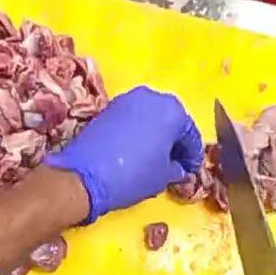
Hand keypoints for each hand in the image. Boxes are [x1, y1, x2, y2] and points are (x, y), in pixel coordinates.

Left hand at [43, 86, 202, 223]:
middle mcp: (151, 96)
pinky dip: (136, 134)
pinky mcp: (106, 109)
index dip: (192, 155)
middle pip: (169, 120)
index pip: (190, 134)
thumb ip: (175, 169)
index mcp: (172, 110)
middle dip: (173, 142)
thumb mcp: (161, 178)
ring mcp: (126, 100)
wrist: (84, 176)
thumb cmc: (132, 176)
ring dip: (154, 136)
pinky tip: (135, 153)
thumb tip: (177, 168)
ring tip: (153, 159)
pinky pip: (130, 121)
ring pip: (149, 118)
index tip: (189, 170)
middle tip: (173, 164)